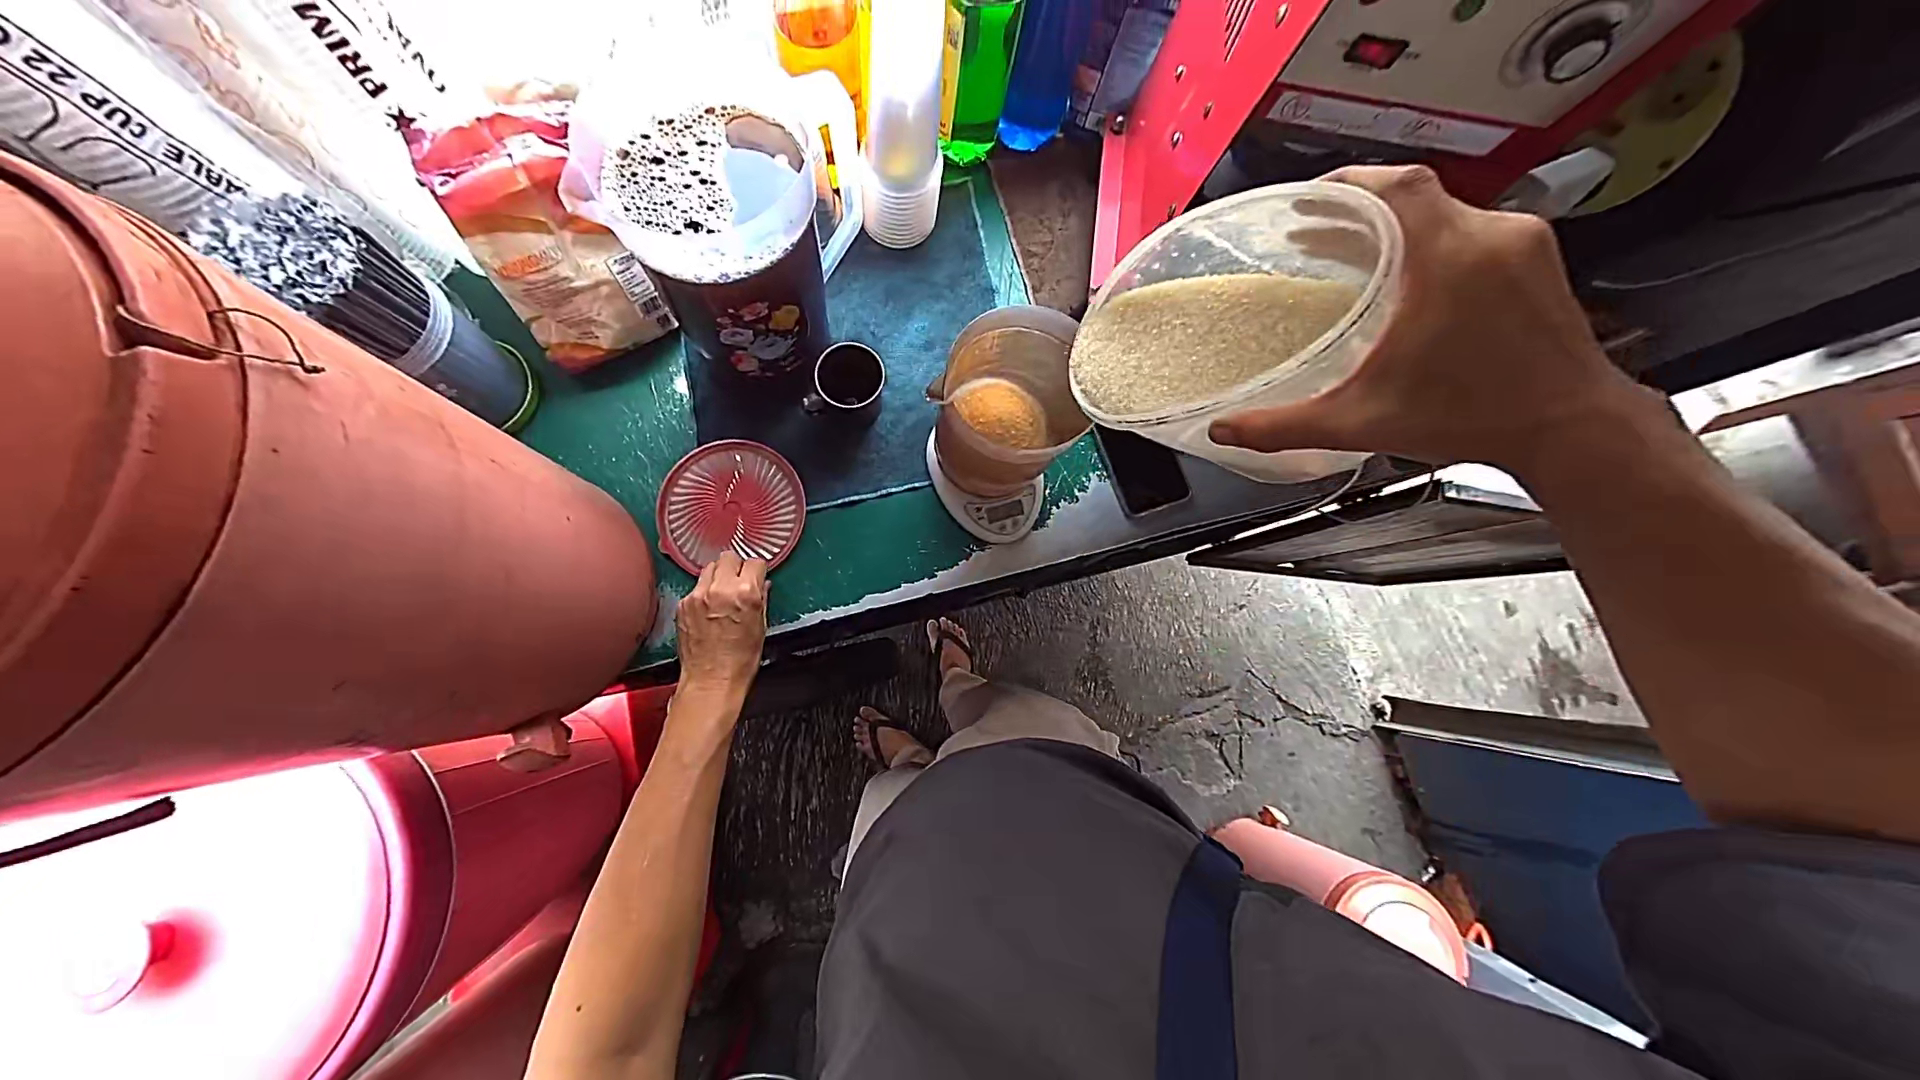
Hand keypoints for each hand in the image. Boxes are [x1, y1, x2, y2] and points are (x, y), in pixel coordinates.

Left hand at [675, 552, 769, 698]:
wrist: (712, 680)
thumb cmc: (740, 660)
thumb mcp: (761, 626)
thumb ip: (761, 598)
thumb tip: (761, 584)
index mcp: (745, 593)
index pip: (754, 562)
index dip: (757, 570)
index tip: (757, 576)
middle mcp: (720, 589)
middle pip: (728, 557)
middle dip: (736, 566)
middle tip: (739, 580)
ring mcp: (698, 596)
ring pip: (709, 568)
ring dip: (718, 576)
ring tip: (722, 593)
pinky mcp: (683, 604)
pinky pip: (696, 587)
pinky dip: (703, 592)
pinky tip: (708, 609)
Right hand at [1208, 165, 1666, 473]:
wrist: (1568, 426)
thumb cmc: (1468, 418)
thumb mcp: (1359, 422)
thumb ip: (1283, 426)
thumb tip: (1224, 430)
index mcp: (1448, 260)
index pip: (1396, 187)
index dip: (1347, 184)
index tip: (1307, 199)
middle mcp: (1490, 237)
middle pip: (1414, 199)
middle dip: (1357, 213)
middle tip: (1310, 235)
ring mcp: (1520, 246)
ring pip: (1443, 214)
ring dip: (1393, 228)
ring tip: (1350, 254)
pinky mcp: (1535, 261)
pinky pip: (1471, 231)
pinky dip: (1428, 241)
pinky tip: (1403, 275)